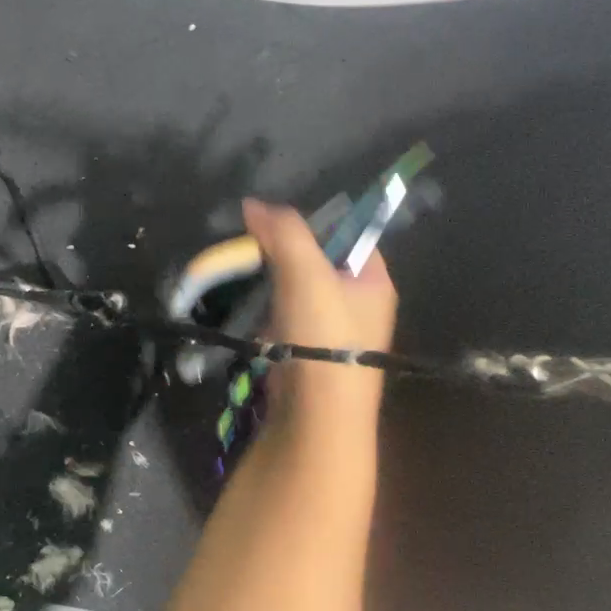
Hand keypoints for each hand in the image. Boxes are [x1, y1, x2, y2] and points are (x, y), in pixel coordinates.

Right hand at [243, 199, 396, 408]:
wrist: (316, 406)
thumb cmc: (323, 334)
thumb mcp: (307, 274)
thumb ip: (285, 235)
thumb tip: (253, 204)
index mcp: (374, 280)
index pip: (347, 237)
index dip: (312, 227)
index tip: (271, 229)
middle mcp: (358, 303)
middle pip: (316, 264)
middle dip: (280, 258)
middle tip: (246, 255)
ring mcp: (331, 330)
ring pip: (293, 292)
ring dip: (266, 286)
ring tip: (237, 283)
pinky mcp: (304, 351)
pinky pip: (280, 320)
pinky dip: (260, 314)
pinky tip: (243, 316)